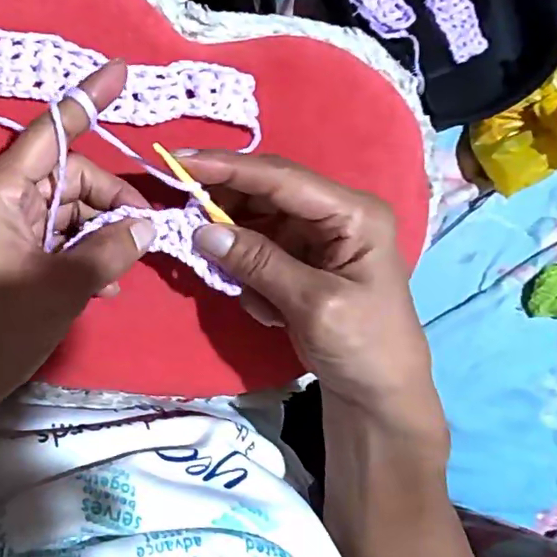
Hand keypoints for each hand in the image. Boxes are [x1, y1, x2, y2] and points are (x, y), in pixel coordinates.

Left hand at [0, 63, 154, 417]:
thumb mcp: (64, 287)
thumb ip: (110, 250)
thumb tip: (146, 227)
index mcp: (0, 194)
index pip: (50, 133)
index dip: (87, 100)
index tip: (120, 70)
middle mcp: (2, 201)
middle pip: (69, 176)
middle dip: (109, 199)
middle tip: (142, 233)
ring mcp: (7, 227)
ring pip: (69, 208)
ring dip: (100, 232)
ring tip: (123, 267)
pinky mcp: (13, 252)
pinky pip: (58, 236)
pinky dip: (84, 251)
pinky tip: (105, 284)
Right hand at [181, 152, 441, 446]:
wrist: (378, 395)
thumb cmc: (363, 346)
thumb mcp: (312, 304)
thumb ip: (258, 262)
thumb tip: (202, 230)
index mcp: (352, 213)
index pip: (281, 178)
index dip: (229, 167)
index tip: (180, 162)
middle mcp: (332, 214)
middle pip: (264, 191)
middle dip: (223, 201)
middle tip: (178, 208)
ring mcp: (313, 236)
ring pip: (253, 220)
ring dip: (234, 246)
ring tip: (233, 277)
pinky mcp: (296, 259)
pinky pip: (254, 250)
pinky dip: (245, 273)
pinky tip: (268, 308)